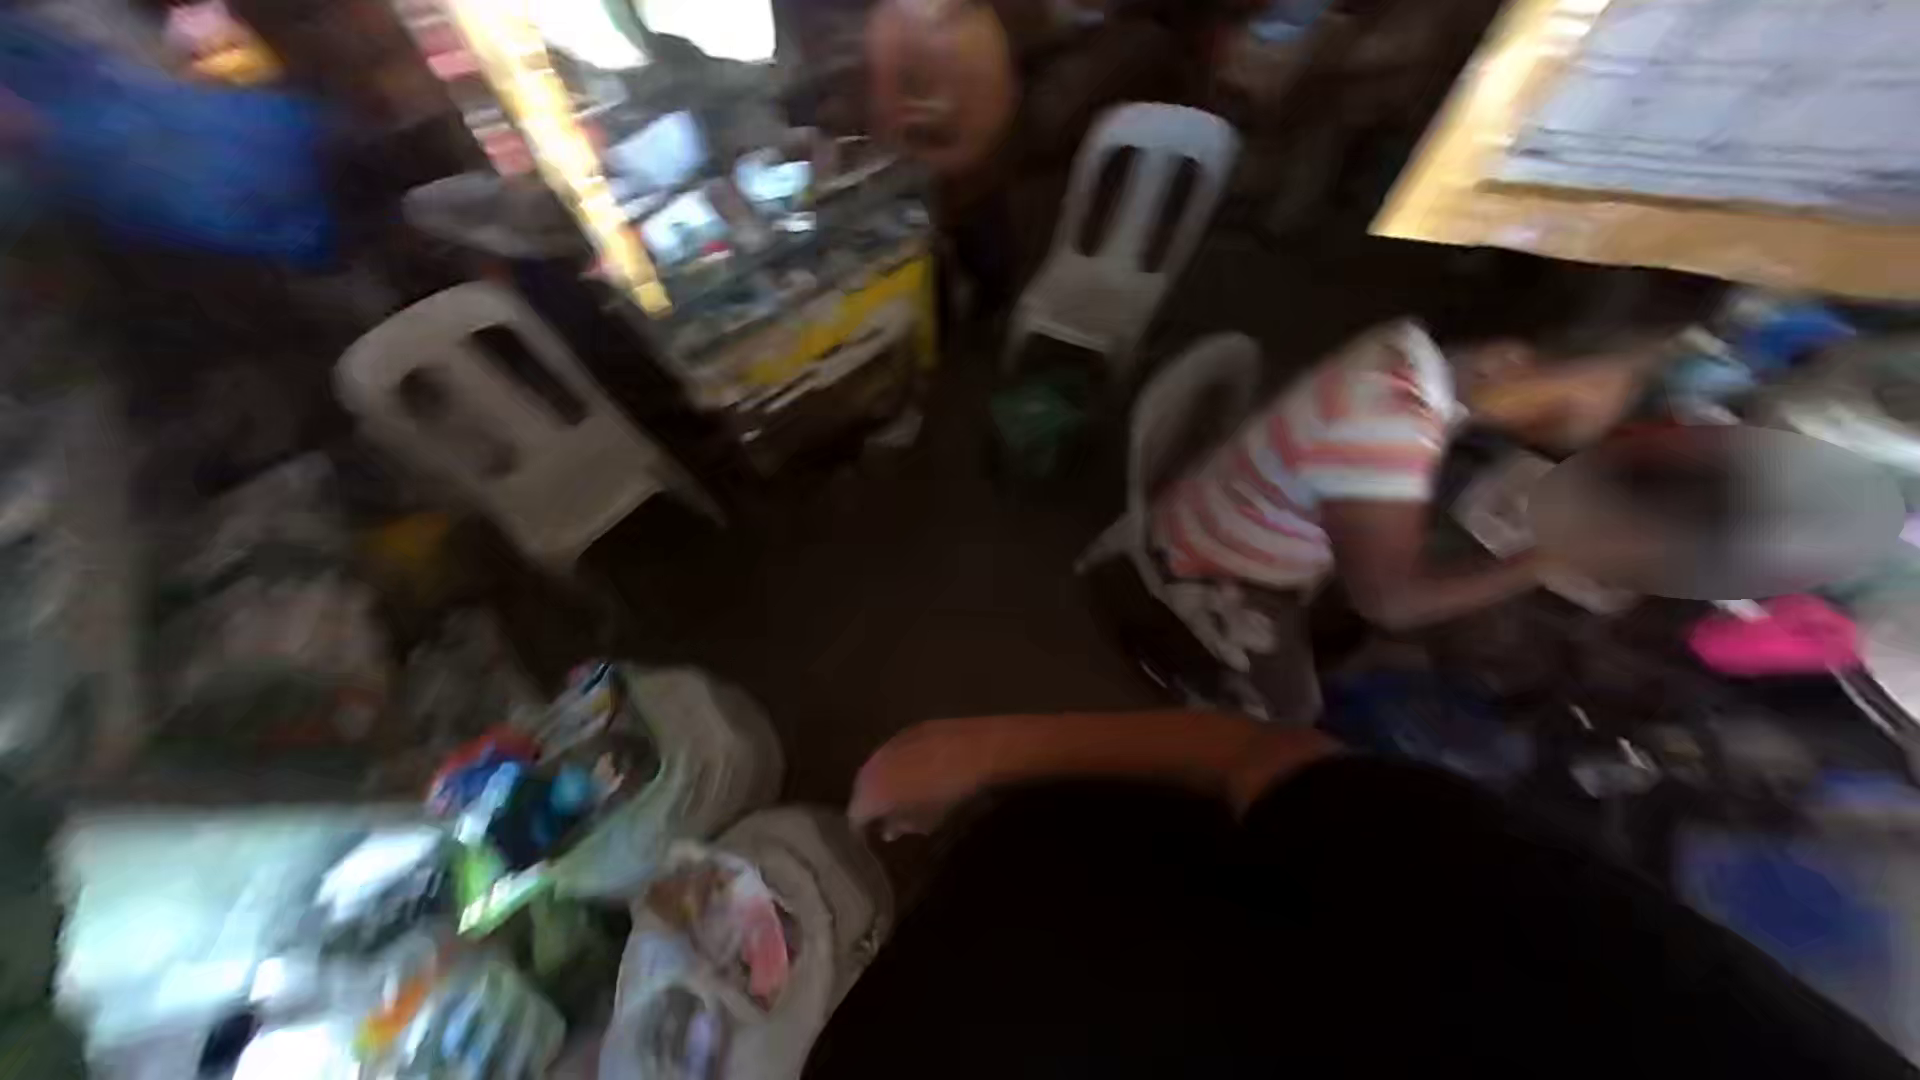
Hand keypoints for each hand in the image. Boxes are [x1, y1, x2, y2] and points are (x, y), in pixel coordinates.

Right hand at [847, 718, 1009, 839]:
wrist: (974, 749)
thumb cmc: (949, 792)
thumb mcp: (925, 819)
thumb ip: (900, 825)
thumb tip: (888, 830)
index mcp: (873, 789)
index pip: (855, 812)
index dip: (861, 825)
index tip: (870, 833)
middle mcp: (874, 763)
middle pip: (861, 786)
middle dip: (869, 801)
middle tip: (882, 816)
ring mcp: (890, 743)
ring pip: (875, 767)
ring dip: (881, 781)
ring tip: (896, 795)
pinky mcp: (906, 731)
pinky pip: (891, 752)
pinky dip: (895, 764)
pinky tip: (911, 773)